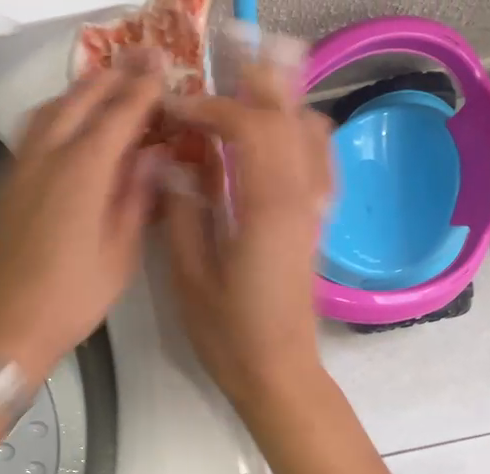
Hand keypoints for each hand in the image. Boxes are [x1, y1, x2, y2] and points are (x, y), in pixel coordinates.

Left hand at [0, 61, 165, 375]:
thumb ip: (136, 200)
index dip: (146, 90)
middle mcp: (48, 153)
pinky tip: (71, 129)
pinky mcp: (5, 183)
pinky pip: (33, 130)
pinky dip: (58, 114)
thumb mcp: (119, 258)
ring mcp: (20, 166)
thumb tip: (150, 159)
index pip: (121, 111)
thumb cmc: (69, 301)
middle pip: (82, 96)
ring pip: (52, 107)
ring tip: (108, 93)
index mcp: (83, 169)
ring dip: (82, 92)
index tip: (166, 75)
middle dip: (115, 78)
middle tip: (143, 68)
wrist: (3, 328)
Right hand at [161, 59, 333, 408]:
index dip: (207, 107)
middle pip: (285, 112)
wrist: (277, 372)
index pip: (246, 126)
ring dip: (274, 104)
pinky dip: (297, 133)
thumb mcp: (189, 278)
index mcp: (266, 207)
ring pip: (308, 127)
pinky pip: (319, 157)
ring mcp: (314, 206)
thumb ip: (182, 213)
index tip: (173, 111)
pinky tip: (269, 143)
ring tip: (234, 105)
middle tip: (206, 86)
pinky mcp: (316, 221)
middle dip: (246, 87)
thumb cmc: (228, 335)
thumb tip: (170, 165)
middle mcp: (300, 195)